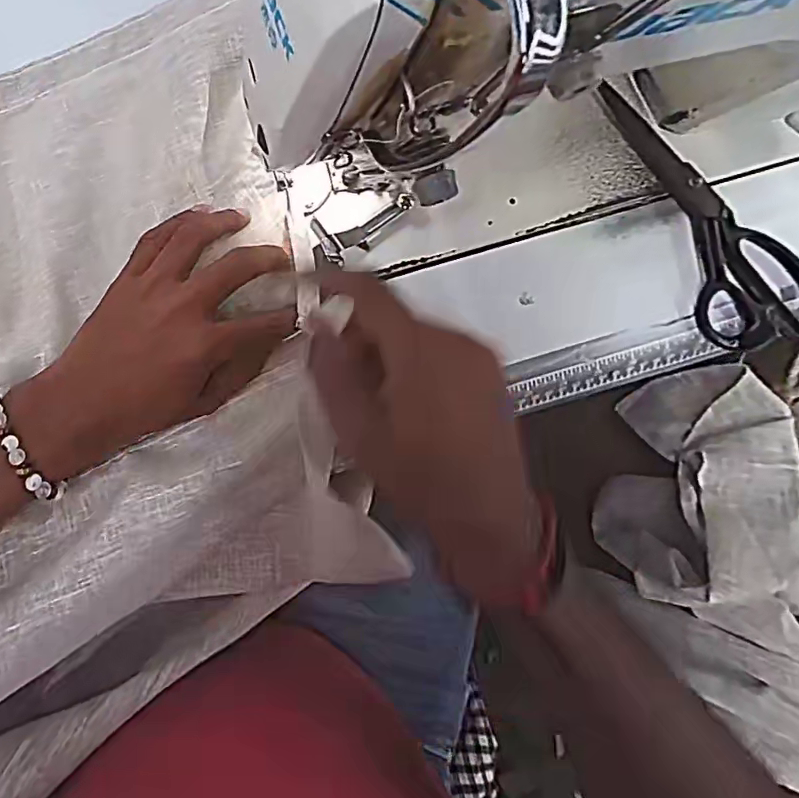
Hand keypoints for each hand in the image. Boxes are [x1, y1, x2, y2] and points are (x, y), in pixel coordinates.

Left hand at [11, 208, 295, 477]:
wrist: (81, 401)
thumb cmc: (139, 409)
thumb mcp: (200, 402)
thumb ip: (238, 373)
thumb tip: (266, 347)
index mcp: (203, 344)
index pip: (260, 324)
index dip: (285, 318)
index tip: (295, 313)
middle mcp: (181, 307)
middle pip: (236, 267)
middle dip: (267, 258)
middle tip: (280, 256)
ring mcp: (151, 287)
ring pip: (191, 237)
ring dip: (220, 222)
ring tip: (239, 218)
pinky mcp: (127, 279)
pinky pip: (153, 240)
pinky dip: (176, 224)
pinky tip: (193, 218)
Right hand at [306, 271, 541, 607]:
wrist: (489, 517)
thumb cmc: (423, 481)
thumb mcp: (357, 429)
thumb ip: (330, 369)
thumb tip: (318, 327)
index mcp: (421, 350)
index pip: (370, 292)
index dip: (333, 280)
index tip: (310, 280)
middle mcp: (456, 341)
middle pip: (392, 313)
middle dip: (357, 331)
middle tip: (338, 365)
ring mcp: (477, 354)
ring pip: (413, 329)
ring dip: (383, 347)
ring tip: (372, 394)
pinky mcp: (487, 368)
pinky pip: (436, 345)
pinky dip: (409, 357)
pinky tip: (401, 398)